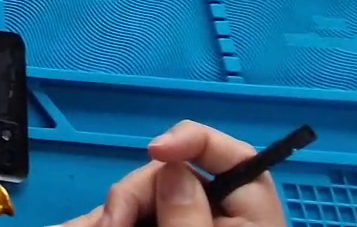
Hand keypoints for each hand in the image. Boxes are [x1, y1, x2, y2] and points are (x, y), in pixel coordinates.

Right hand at [58, 121, 288, 226]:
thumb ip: (189, 218)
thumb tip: (173, 167)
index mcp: (253, 221)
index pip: (237, 157)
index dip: (194, 140)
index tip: (154, 150)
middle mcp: (221, 220)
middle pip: (175, 177)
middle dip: (136, 193)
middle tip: (110, 224)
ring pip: (147, 198)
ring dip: (120, 211)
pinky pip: (136, 217)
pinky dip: (118, 220)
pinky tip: (103, 226)